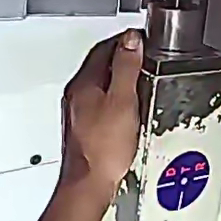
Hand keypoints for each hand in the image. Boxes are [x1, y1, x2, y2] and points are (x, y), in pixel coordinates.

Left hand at [58, 29, 142, 202]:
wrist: (90, 183)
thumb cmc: (104, 147)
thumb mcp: (123, 101)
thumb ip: (126, 68)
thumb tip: (131, 41)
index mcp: (84, 85)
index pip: (104, 49)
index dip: (125, 40)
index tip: (142, 37)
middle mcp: (78, 95)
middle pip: (100, 63)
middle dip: (122, 54)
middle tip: (142, 50)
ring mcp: (80, 111)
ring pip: (101, 81)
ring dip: (119, 73)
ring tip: (139, 71)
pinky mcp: (87, 126)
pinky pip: (102, 98)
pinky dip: (117, 92)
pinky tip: (129, 101)